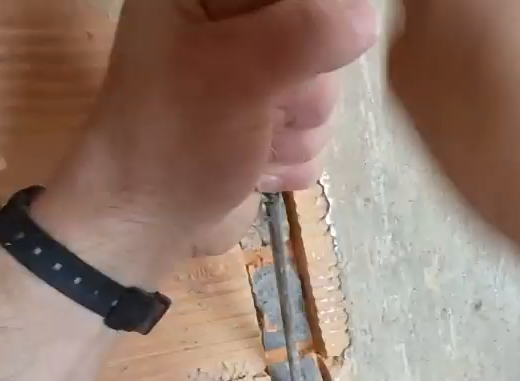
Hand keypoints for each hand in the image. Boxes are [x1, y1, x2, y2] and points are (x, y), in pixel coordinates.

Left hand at [42, 0, 376, 277]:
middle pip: (320, 41)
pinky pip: (316, 139)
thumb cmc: (177, 136)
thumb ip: (307, 34)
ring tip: (252, 144)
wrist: (150, 220)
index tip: (285, 63)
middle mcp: (231, 23)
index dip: (308, 29)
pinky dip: (292, 161)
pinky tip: (256, 167)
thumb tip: (369, 16)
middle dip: (302, 91)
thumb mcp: (240, 72)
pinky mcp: (267, 127)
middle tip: (260, 110)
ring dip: (296, 134)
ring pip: (323, 96)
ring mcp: (252, 79)